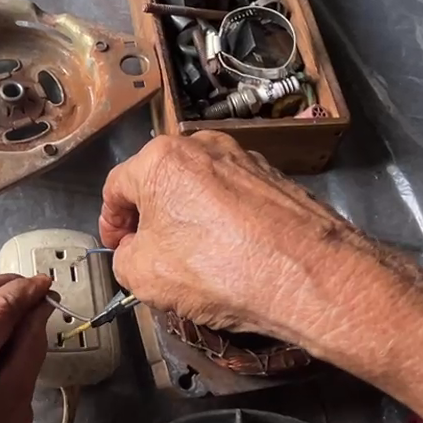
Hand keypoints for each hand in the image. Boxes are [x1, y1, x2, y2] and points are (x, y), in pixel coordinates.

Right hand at [99, 133, 422, 391]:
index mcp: (160, 159)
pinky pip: (235, 198)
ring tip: (194, 258)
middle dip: (150, 218)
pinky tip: (232, 255)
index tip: (117, 249)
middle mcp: (202, 145)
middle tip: (151, 254)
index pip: (116, 188)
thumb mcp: (142, 275)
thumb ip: (123, 258)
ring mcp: (245, 159)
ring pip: (199, 188)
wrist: (312, 277)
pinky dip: (224, 221)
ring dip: (188, 218)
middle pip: (160, 182)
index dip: (110, 223)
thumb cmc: (215, 270)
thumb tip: (134, 250)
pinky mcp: (278, 178)